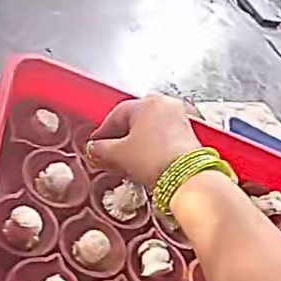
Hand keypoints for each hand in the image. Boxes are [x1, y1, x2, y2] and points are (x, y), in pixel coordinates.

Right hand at [85, 94, 201, 189]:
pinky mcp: (188, 136)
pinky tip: (144, 162)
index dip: (102, 132)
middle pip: (134, 120)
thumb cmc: (153, 159)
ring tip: (126, 161)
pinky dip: (151, 148)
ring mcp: (179, 119)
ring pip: (149, 129)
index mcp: (146, 103)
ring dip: (136, 143)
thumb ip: (100, 149)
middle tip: (109, 154)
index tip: (95, 145)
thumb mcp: (118, 155)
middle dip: (120, 137)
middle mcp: (165, 105)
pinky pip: (162, 138)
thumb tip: (93, 148)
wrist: (186, 178)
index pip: (116, 115)